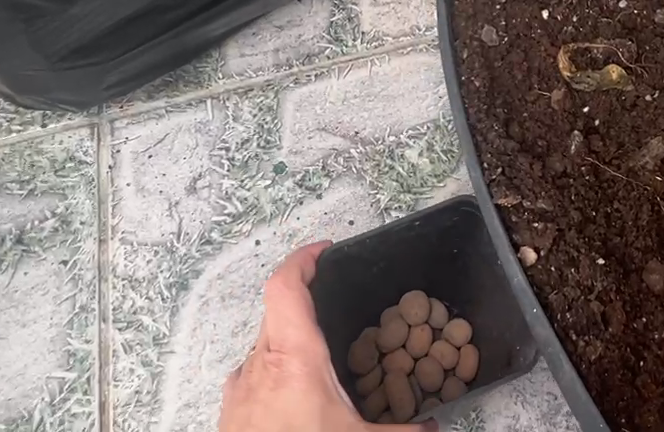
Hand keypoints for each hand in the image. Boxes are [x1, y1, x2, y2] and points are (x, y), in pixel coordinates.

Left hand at [218, 241, 432, 431]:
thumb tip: (434, 426)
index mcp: (292, 357)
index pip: (285, 285)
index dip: (303, 258)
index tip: (326, 250)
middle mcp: (258, 365)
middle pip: (278, 313)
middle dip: (308, 305)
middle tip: (338, 311)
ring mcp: (238, 391)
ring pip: (263, 346)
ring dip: (290, 343)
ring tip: (321, 362)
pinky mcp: (229, 417)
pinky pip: (252, 377)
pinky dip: (274, 374)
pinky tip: (296, 403)